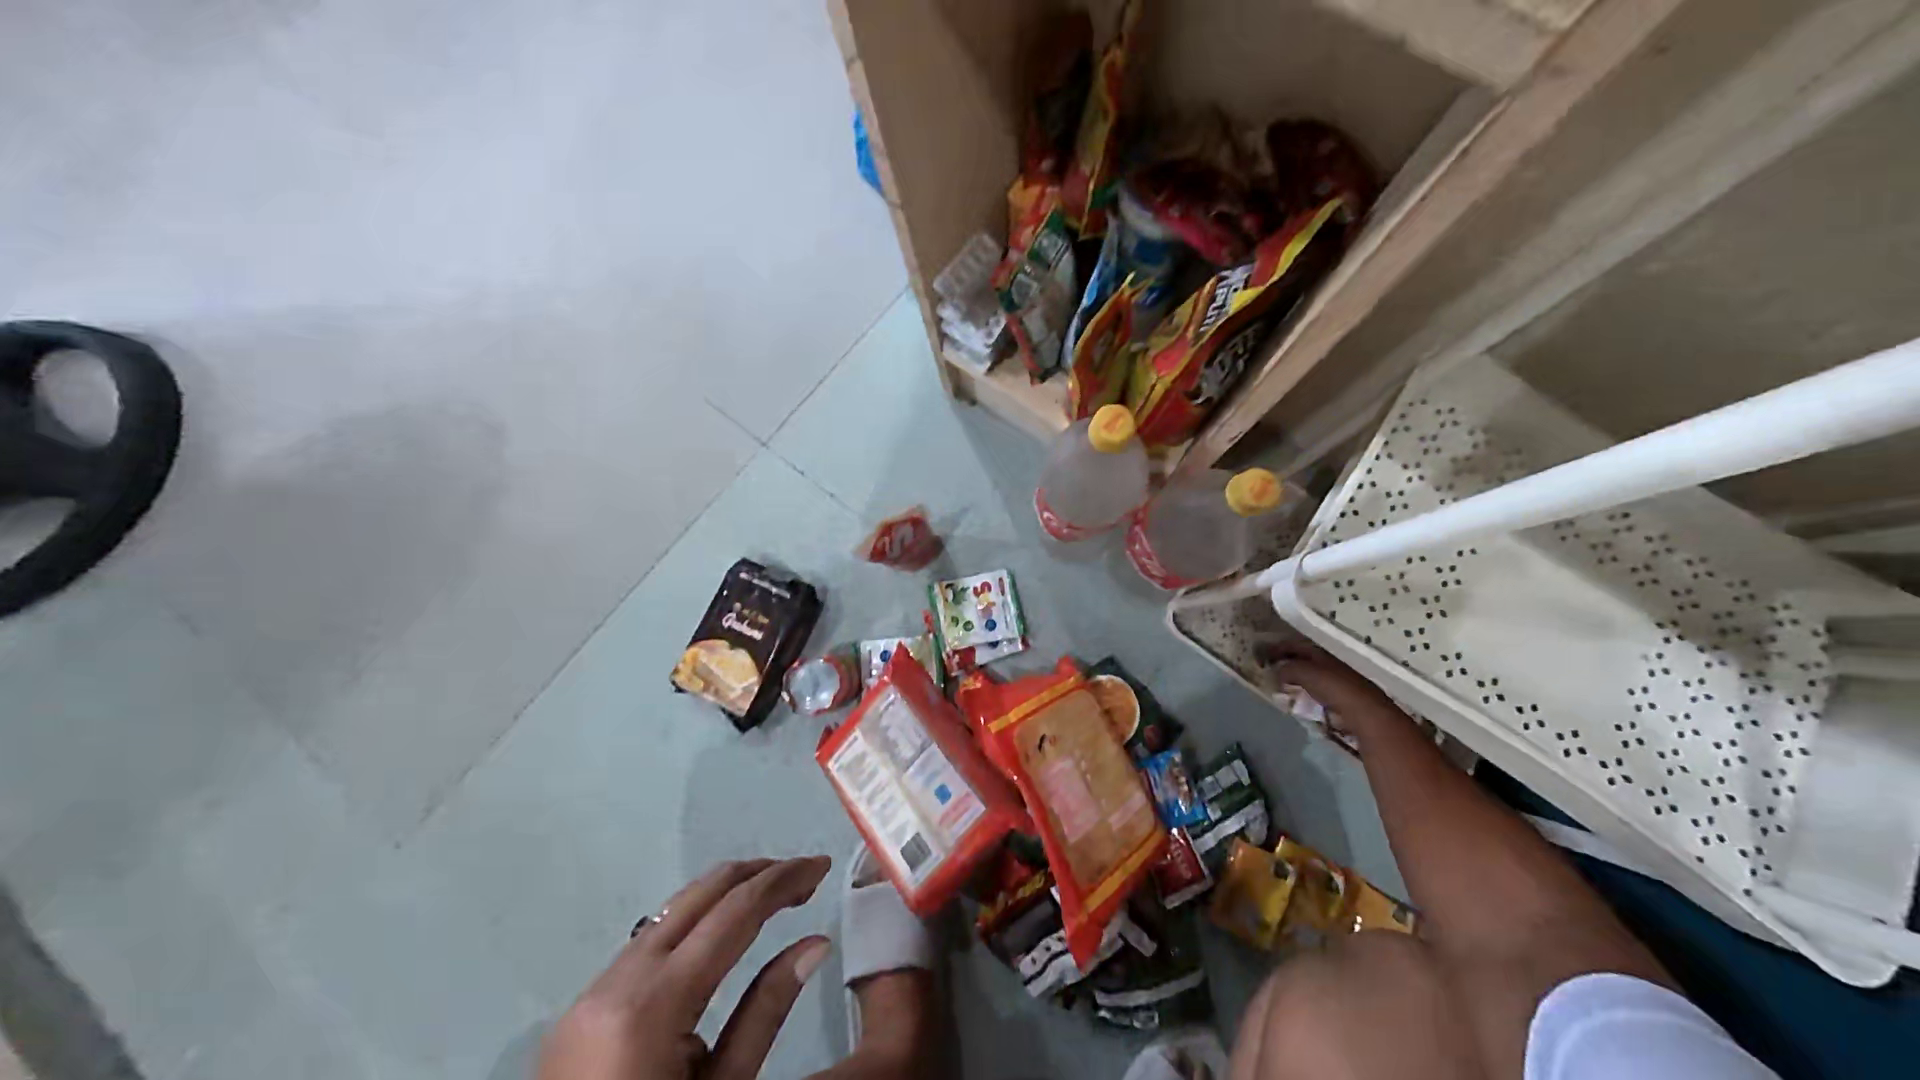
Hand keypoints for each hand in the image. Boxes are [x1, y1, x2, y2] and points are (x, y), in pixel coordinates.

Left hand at [538, 856, 833, 1079]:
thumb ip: (766, 1011)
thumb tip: (815, 945)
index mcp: (654, 1005)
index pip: (733, 912)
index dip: (782, 880)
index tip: (820, 864)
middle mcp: (618, 980)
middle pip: (699, 894)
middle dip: (756, 874)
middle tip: (804, 875)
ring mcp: (591, 991)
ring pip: (671, 911)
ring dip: (725, 895)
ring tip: (772, 898)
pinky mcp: (580, 1007)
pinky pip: (647, 943)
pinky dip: (693, 924)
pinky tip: (720, 936)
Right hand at [1262, 641, 1404, 738]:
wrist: (1366, 714)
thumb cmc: (1335, 688)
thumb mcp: (1305, 673)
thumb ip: (1288, 668)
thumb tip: (1275, 670)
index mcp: (1324, 653)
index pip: (1297, 644)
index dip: (1279, 648)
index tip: (1262, 654)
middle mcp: (1333, 663)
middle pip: (1305, 659)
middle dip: (1288, 663)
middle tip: (1270, 670)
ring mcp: (1340, 681)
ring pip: (1312, 676)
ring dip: (1297, 680)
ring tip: (1283, 687)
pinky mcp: (1345, 699)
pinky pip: (1319, 692)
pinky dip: (1307, 693)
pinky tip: (1301, 701)